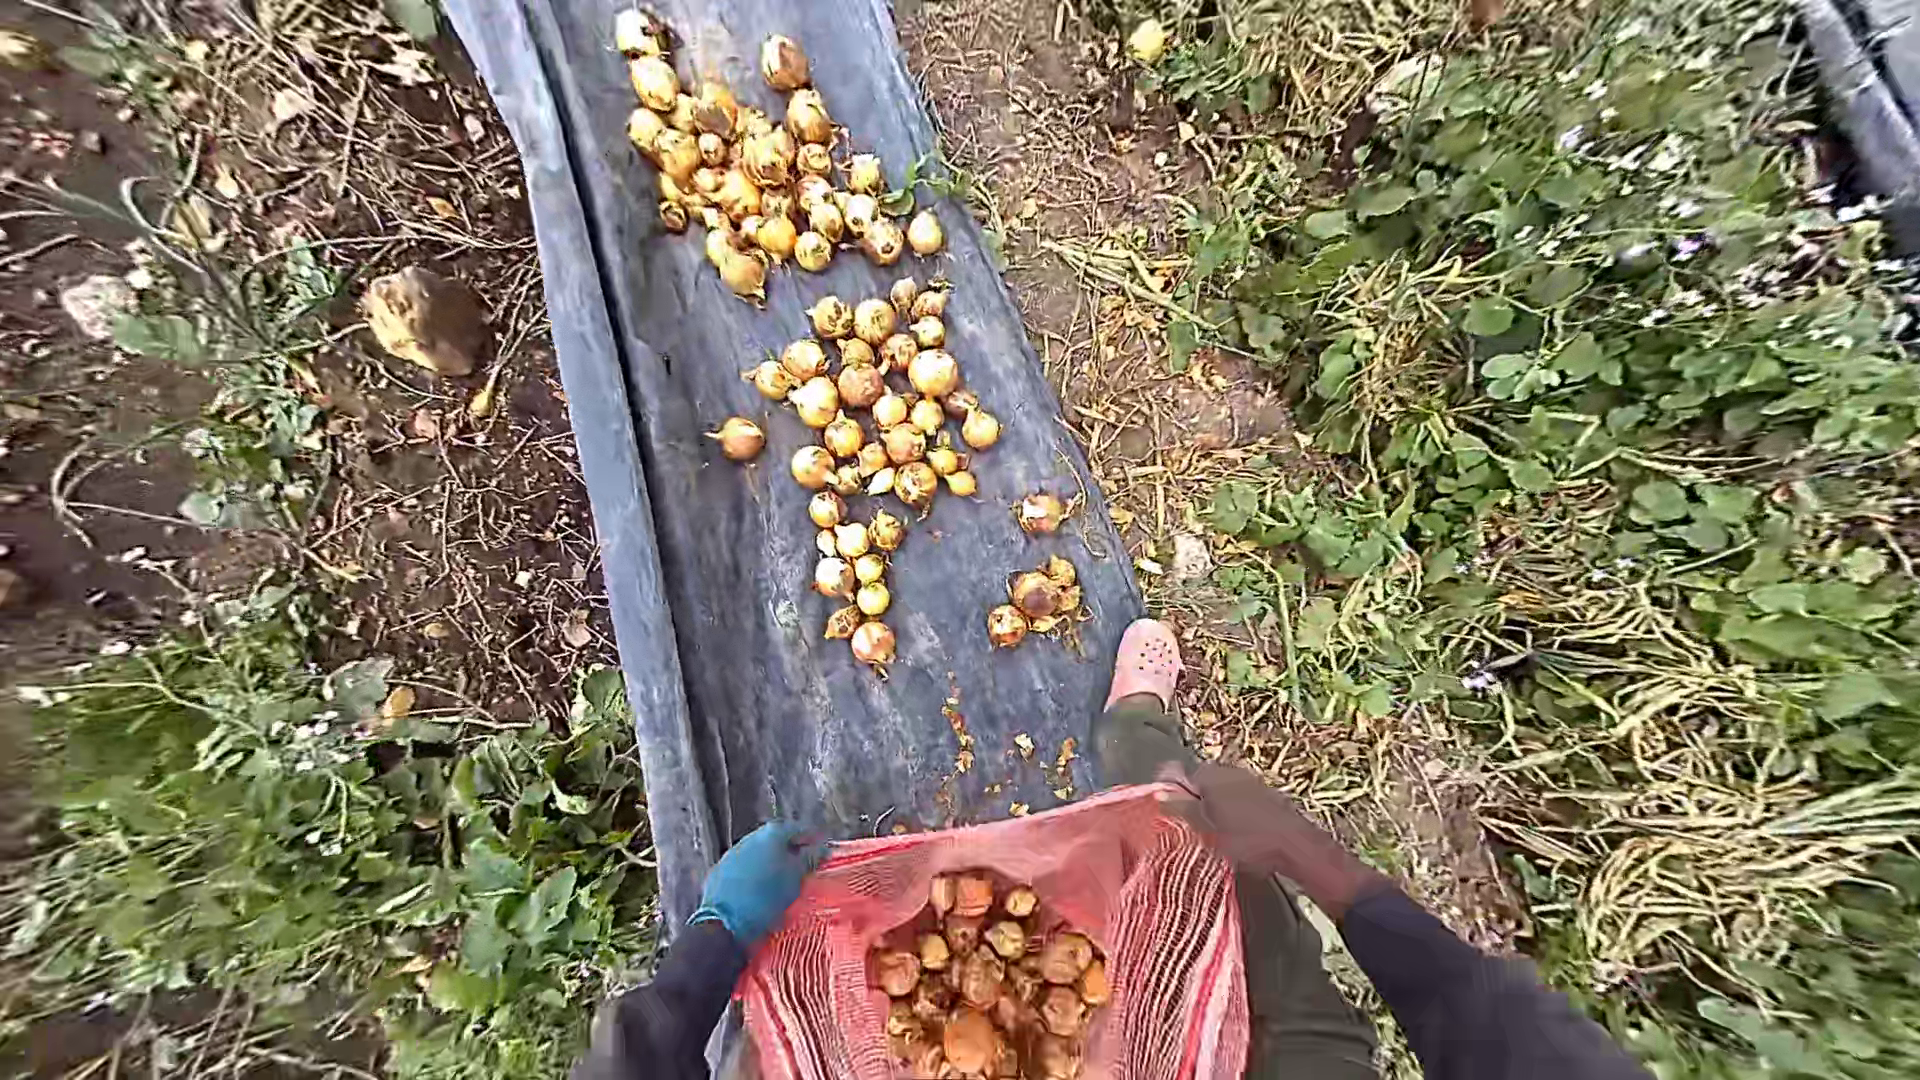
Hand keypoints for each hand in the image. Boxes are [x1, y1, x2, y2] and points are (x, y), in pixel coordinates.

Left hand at [691, 821, 827, 946]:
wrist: (723, 925)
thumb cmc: (766, 897)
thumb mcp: (796, 878)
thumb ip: (810, 859)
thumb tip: (821, 849)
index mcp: (773, 833)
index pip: (799, 829)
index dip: (812, 840)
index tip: (821, 852)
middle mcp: (752, 837)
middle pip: (778, 840)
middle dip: (791, 852)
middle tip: (803, 868)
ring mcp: (733, 853)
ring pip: (759, 854)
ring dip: (771, 864)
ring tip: (781, 883)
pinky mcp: (719, 872)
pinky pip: (743, 869)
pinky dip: (754, 875)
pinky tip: (759, 892)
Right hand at [1163, 762, 1388, 919]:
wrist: (1300, 849)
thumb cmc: (1249, 840)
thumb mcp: (1207, 830)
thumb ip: (1181, 809)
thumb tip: (1158, 793)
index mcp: (1207, 774)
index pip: (1173, 771)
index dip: (1164, 789)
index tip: (1161, 809)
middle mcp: (1225, 769)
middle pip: (1195, 779)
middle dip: (1187, 797)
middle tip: (1184, 823)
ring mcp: (1247, 779)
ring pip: (1216, 787)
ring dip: (1209, 804)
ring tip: (1208, 830)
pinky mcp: (1264, 793)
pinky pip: (1235, 795)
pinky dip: (1228, 808)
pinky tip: (1233, 830)